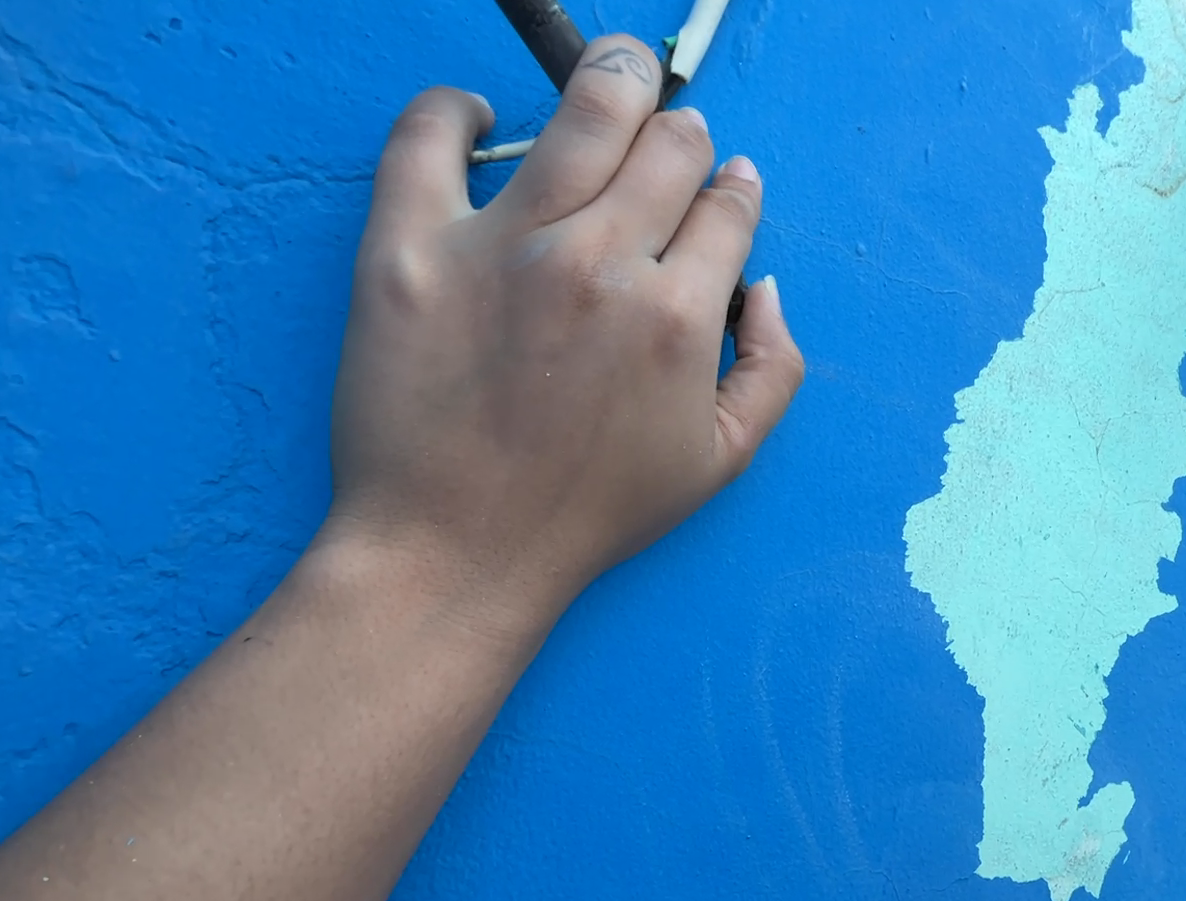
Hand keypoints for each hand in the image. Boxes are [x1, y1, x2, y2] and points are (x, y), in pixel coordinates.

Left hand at [324, 35, 803, 629]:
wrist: (464, 546)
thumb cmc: (601, 509)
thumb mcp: (727, 458)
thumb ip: (775, 366)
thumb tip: (762, 286)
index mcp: (682, 316)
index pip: (727, 208)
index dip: (736, 187)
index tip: (730, 183)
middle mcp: (603, 263)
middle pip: (666, 146)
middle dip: (686, 128)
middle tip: (678, 128)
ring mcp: (504, 246)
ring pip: (580, 114)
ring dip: (613, 77)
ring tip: (618, 69)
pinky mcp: (410, 246)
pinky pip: (428, 136)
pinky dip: (454, 110)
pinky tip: (476, 116)